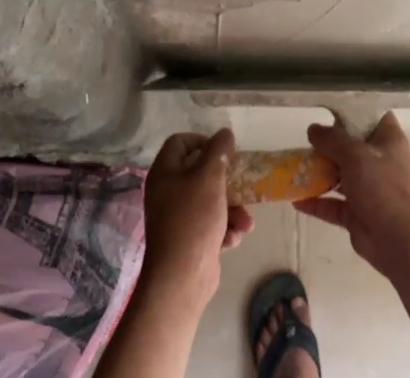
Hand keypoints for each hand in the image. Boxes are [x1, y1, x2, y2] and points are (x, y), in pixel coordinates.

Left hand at [142, 129, 255, 311]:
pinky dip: (225, 229)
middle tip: (241, 183)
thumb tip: (224, 133)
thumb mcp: (209, 178)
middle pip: (199, 173)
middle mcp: (167, 192)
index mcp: (164, 172)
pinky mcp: (190, 238)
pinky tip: (232, 239)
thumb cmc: (194, 219)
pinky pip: (211, 224)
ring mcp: (178, 217)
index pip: (179, 142)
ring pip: (211, 201)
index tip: (223, 150)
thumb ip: (218, 152)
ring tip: (245, 222)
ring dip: (233, 209)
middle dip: (226, 182)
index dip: (202, 141)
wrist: (182, 276)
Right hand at [292, 112, 409, 281]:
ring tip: (294, 168)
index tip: (327, 112)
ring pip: (340, 176)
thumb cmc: (385, 188)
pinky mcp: (358, 215)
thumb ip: (333, 140)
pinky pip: (333, 205)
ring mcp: (369, 189)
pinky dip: (316, 203)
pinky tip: (296, 200)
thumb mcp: (357, 156)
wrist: (404, 242)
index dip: (353, 112)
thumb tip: (313, 129)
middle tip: (304, 142)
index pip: (373, 117)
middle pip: (351, 147)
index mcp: (388, 141)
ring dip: (319, 173)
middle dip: (328, 145)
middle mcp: (379, 162)